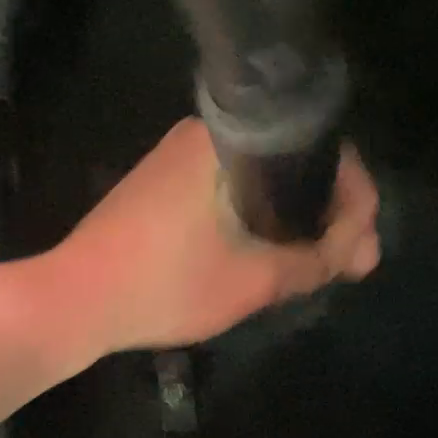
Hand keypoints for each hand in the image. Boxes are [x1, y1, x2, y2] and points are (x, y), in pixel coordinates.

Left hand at [53, 119, 380, 351]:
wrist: (74, 300)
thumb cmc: (162, 285)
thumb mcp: (249, 281)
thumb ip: (312, 261)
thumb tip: (358, 252)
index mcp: (229, 139)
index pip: (320, 154)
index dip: (354, 202)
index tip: (364, 250)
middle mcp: (204, 137)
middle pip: (291, 166)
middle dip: (327, 215)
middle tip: (349, 264)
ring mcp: (177, 161)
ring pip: (260, 184)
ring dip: (292, 223)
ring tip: (318, 267)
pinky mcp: (160, 189)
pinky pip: (229, 195)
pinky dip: (256, 223)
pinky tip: (270, 257)